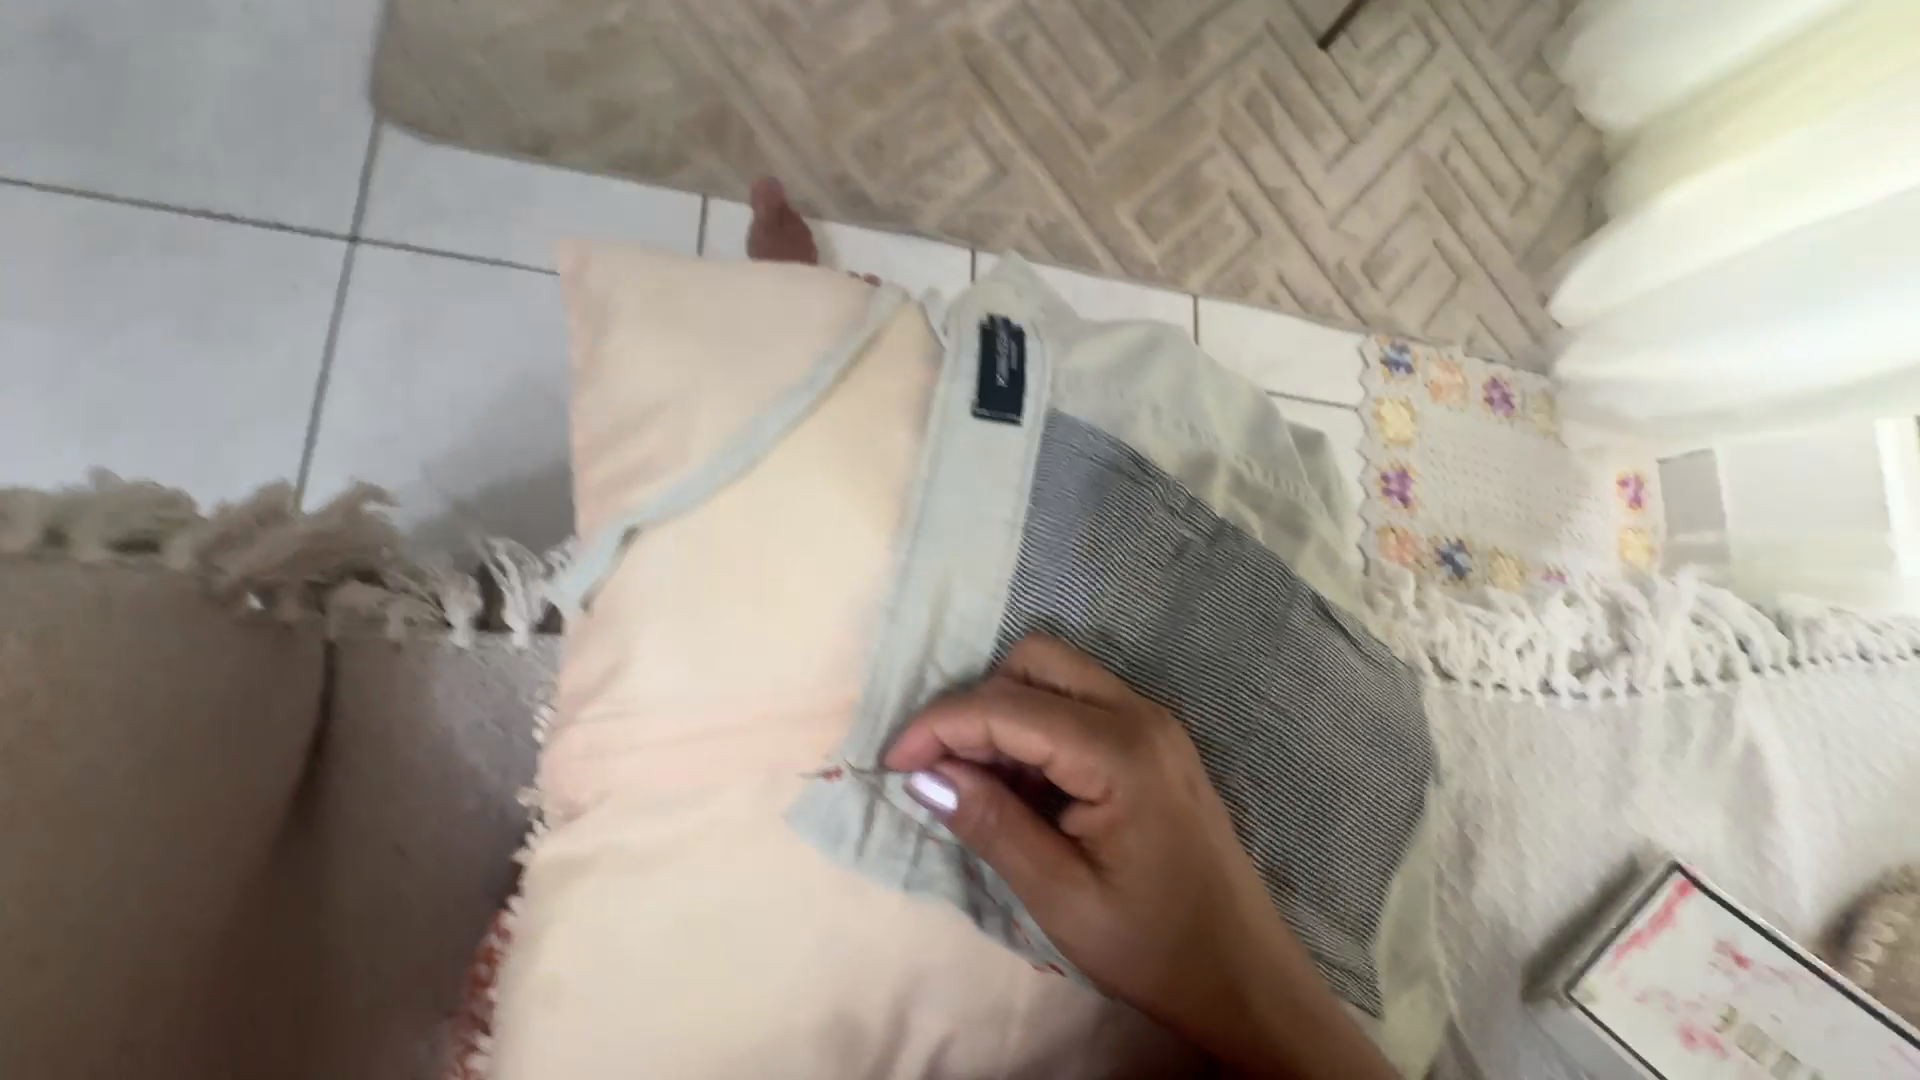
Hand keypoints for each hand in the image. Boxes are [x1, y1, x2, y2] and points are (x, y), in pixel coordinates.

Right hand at [884, 636, 1397, 1079]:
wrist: (1246, 977)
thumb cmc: (1155, 946)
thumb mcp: (1060, 896)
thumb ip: (990, 823)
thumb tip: (924, 773)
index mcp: (1120, 750)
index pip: (1006, 705)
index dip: (938, 725)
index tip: (892, 762)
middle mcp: (1139, 713)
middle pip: (1033, 663)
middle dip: (975, 705)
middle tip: (943, 770)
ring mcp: (1152, 722)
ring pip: (1055, 675)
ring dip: (1004, 713)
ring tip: (980, 783)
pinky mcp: (1153, 739)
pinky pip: (1077, 703)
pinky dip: (1035, 727)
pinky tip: (1023, 786)